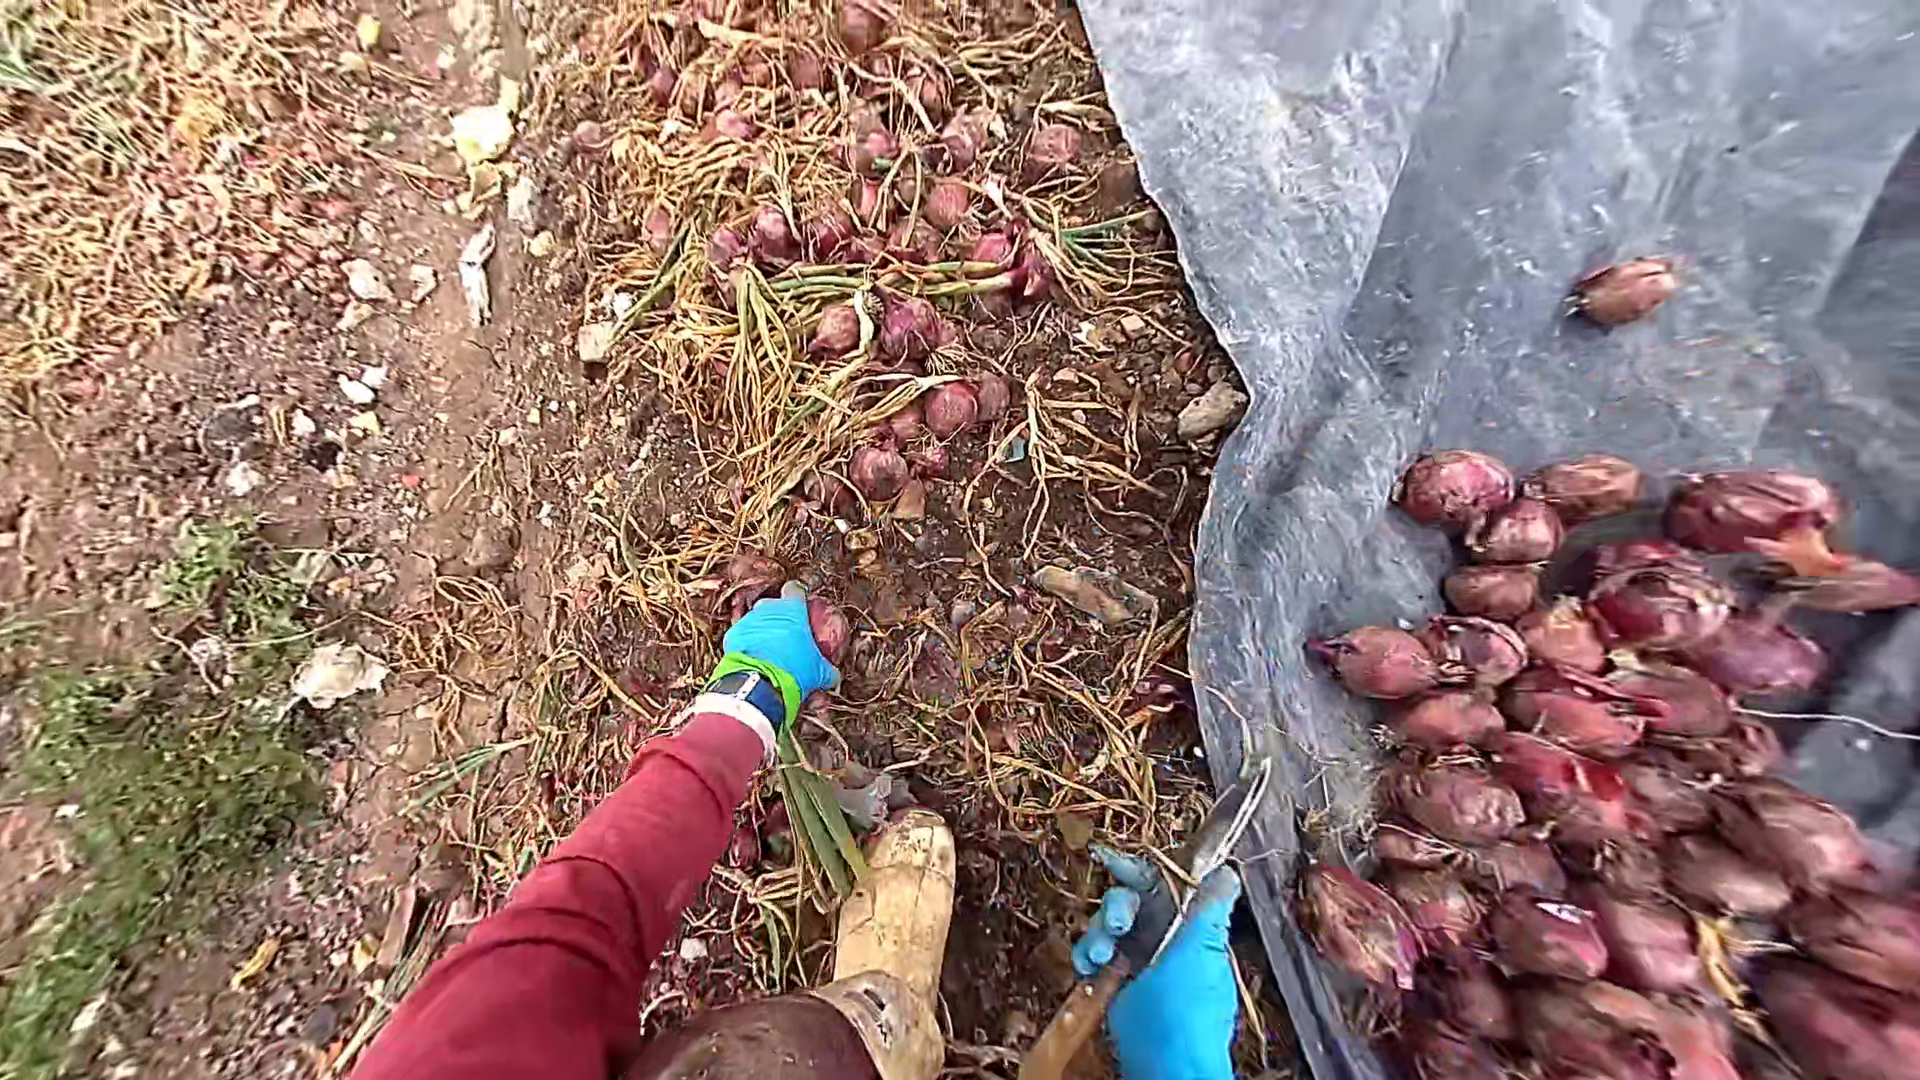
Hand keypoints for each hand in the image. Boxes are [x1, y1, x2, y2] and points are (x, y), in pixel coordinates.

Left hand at [716, 582, 839, 724]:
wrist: (758, 685)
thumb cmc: (793, 670)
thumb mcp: (818, 671)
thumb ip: (828, 669)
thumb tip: (834, 676)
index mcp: (792, 609)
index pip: (795, 589)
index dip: (798, 595)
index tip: (801, 603)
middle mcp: (768, 608)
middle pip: (773, 604)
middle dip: (779, 615)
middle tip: (787, 633)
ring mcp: (748, 620)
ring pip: (757, 619)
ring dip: (763, 630)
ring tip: (770, 650)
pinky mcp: (732, 635)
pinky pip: (742, 635)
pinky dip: (747, 643)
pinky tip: (755, 658)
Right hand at [1072, 849, 1239, 1079]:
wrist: (1167, 1070)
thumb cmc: (1190, 1011)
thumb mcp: (1202, 950)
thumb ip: (1210, 908)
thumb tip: (1228, 873)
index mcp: (1184, 928)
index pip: (1157, 885)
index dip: (1135, 870)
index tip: (1113, 862)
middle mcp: (1158, 940)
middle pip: (1127, 900)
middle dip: (1116, 906)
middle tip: (1117, 924)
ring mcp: (1134, 963)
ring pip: (1105, 925)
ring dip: (1098, 933)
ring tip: (1102, 955)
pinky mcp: (1112, 983)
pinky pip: (1091, 956)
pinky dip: (1085, 957)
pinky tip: (1089, 969)